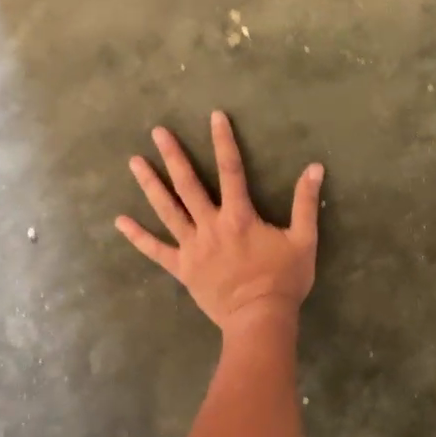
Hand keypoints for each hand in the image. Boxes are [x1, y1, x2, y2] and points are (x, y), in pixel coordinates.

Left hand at [115, 110, 324, 332]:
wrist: (259, 319)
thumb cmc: (284, 279)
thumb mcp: (304, 239)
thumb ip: (306, 202)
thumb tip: (315, 168)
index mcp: (240, 216)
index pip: (232, 170)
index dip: (223, 141)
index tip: (215, 117)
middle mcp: (211, 226)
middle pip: (188, 185)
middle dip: (174, 156)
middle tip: (158, 132)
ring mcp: (192, 248)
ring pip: (167, 211)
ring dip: (151, 185)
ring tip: (135, 163)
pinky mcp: (182, 269)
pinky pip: (156, 251)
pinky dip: (138, 236)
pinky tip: (120, 222)